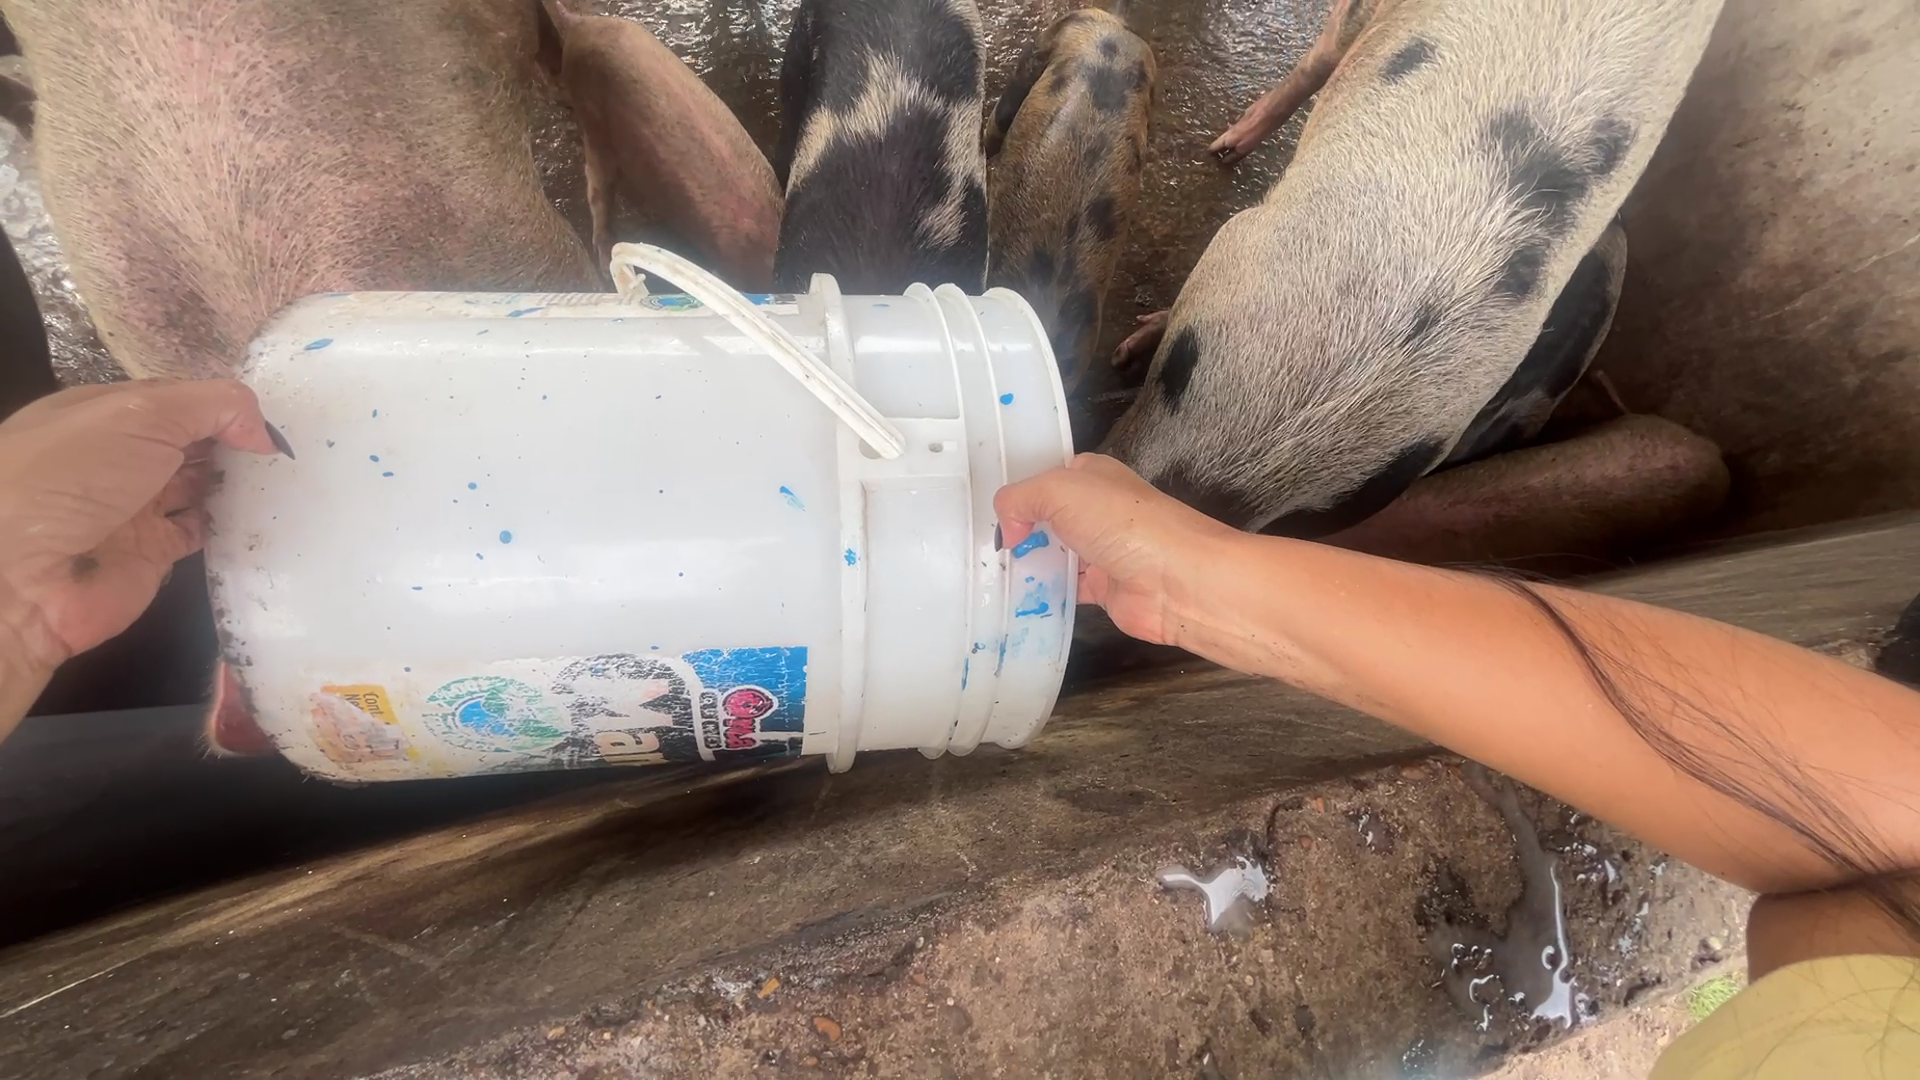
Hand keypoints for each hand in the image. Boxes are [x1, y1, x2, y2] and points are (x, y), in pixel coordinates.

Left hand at [0, 379, 281, 680]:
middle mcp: (120, 458)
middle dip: (243, 446)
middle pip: (199, 444)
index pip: (182, 403)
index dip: (229, 411)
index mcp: (102, 417)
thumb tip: (266, 437)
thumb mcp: (138, 414)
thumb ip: (215, 407)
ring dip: (245, 486)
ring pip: (209, 487)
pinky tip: (267, 518)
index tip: (270, 431)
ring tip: (290, 486)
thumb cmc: (66, 479)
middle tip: (287, 457)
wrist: (17, 574)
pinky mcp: (156, 548)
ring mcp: (137, 505)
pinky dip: (238, 525)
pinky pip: (209, 530)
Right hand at [994, 454, 1240, 647]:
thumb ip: (1018, 499)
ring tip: (989, 576)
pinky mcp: (1102, 587)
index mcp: (1090, 475)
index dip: (1016, 493)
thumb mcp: (1058, 490)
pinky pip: (1062, 588)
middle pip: (1044, 517)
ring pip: (1051, 554)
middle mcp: (1096, 509)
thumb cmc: (1121, 522)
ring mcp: (1100, 549)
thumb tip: (1007, 531)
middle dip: (1016, 531)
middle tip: (981, 548)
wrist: (1177, 579)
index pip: (1043, 478)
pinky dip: (1042, 593)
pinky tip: (1015, 598)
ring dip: (1027, 564)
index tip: (983, 513)